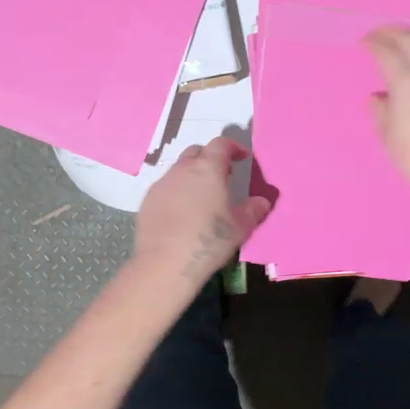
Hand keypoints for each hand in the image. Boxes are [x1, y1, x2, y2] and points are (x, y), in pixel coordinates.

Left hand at [133, 137, 269, 283]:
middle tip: (222, 176)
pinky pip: (165, 187)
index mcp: (208, 169)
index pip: (220, 145)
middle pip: (197, 152)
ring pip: (178, 169)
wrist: (165, 263)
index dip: (233, 147)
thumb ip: (253, 210)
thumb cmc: (208, 241)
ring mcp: (161, 184)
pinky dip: (176, 191)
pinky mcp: (147, 201)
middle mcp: (182, 170)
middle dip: (210, 158)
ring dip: (192, 175)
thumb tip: (262, 201)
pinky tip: (181, 212)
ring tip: (202, 196)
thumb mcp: (240, 228)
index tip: (242, 157)